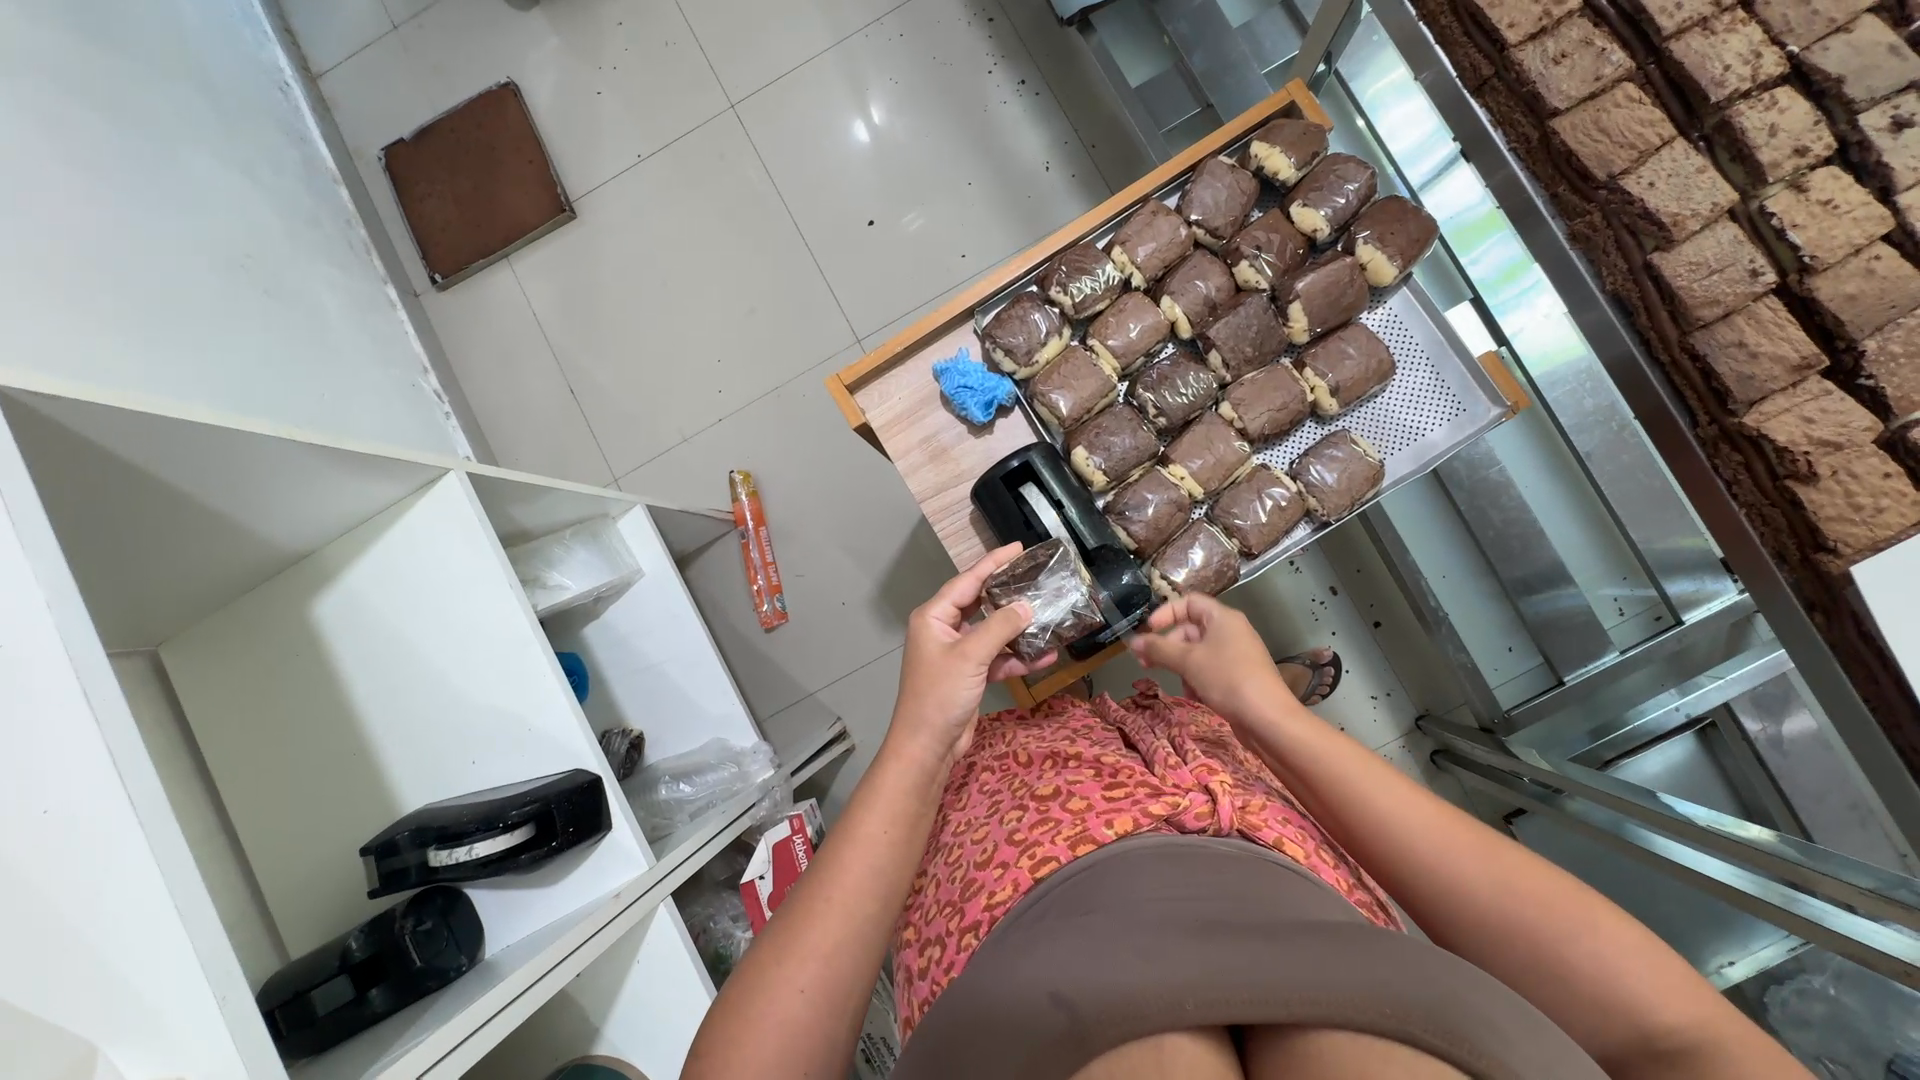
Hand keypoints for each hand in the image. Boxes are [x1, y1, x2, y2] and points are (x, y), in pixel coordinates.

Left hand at [888, 543, 1055, 767]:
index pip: (967, 581)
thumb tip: (1027, 606)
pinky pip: (997, 658)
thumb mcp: (971, 656)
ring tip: (1049, 616)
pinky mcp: (969, 675)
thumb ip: (1000, 627)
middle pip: (980, 603)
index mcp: (933, 617)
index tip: (1018, 549)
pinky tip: (1044, 656)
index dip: (993, 563)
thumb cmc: (940, 695)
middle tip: (1037, 578)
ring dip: (1018, 629)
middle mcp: (943, 630)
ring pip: (992, 632)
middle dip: (1008, 594)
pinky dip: (1017, 658)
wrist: (928, 746)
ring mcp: (957, 653)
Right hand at [1129, 593, 1287, 723]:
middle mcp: (1230, 631)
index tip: (1148, 631)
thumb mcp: (1187, 661)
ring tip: (1180, 685)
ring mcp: (1236, 654)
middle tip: (1147, 664)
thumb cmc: (1227, 679)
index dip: (1165, 613)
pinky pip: (1209, 670)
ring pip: (1197, 653)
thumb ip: (1157, 649)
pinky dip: (1197, 679)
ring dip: (1182, 667)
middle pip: (1190, 629)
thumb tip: (1132, 642)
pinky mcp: (1239, 676)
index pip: (1188, 602)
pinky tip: (1195, 696)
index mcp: (1222, 617)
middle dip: (1168, 647)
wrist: (1268, 718)